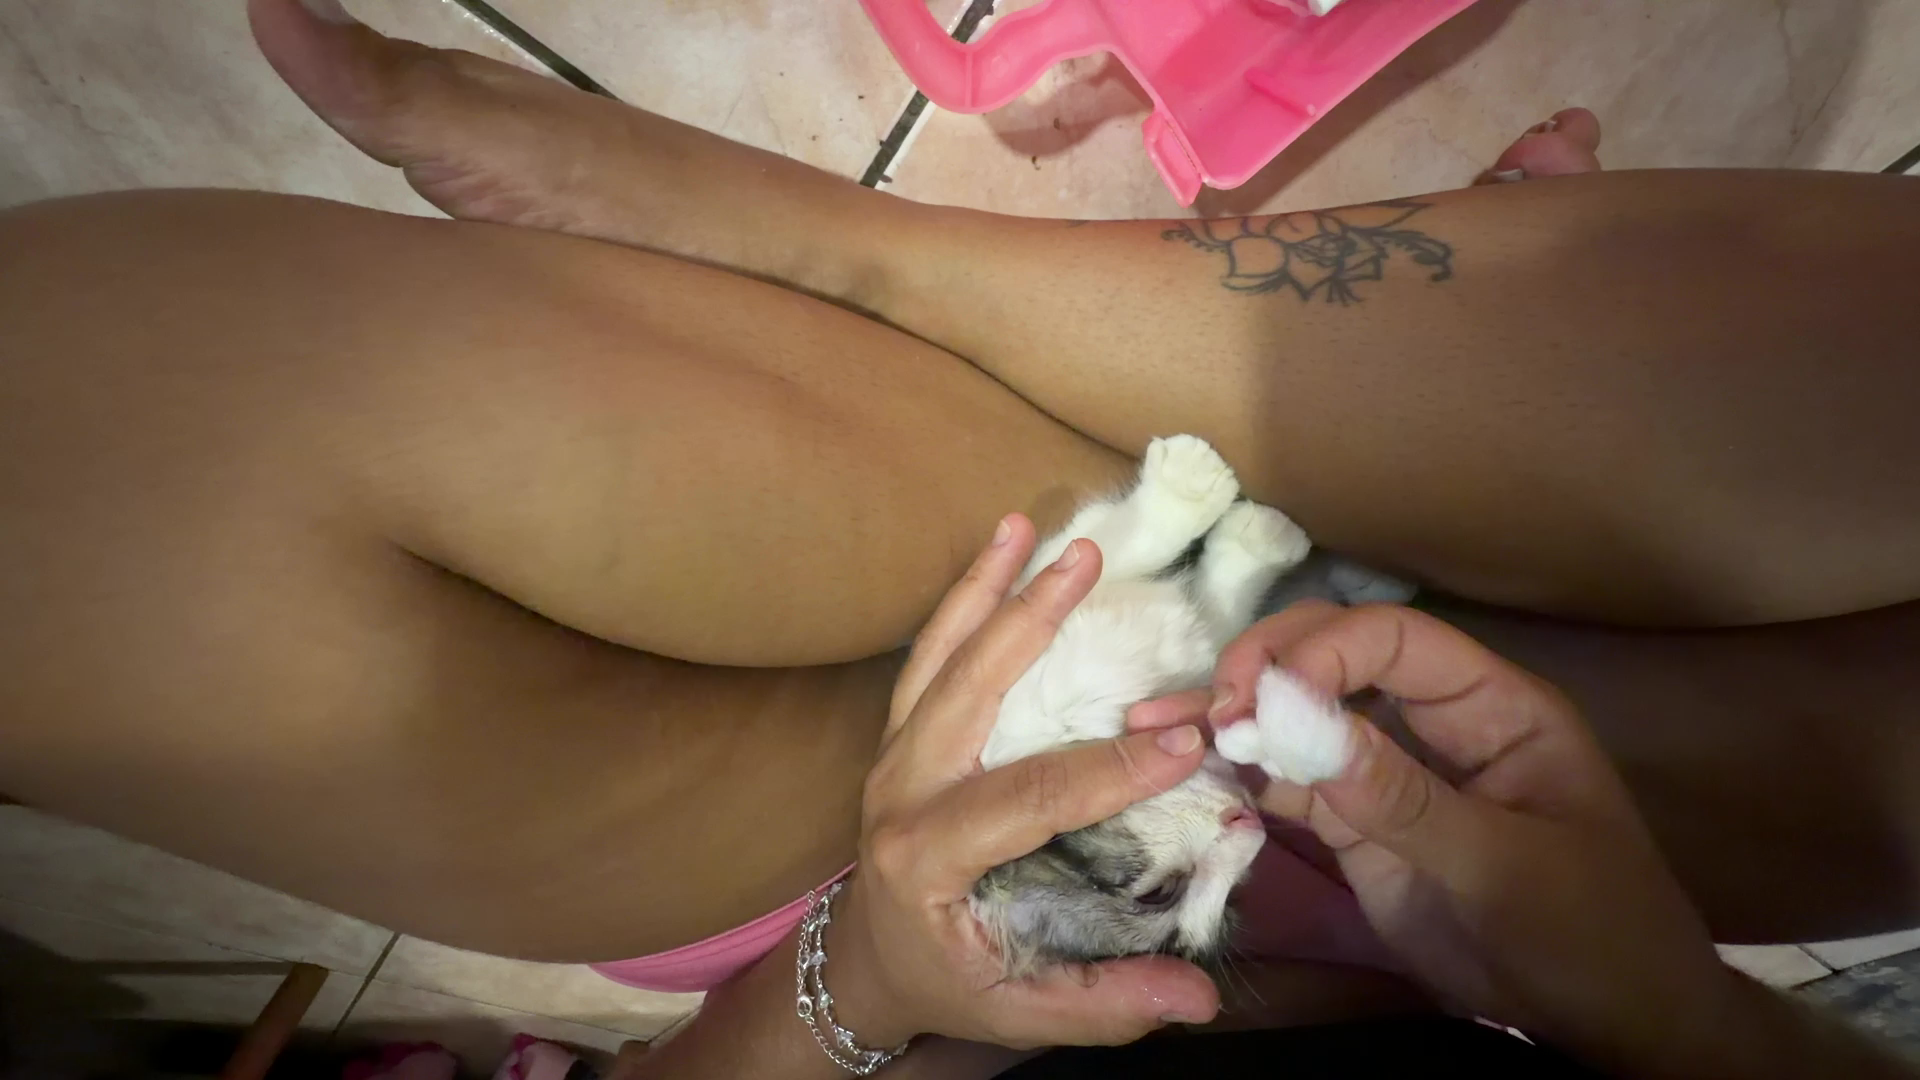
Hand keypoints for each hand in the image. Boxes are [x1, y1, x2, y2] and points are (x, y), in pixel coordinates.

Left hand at [825, 514, 1221, 1051]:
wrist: (867, 954)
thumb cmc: (944, 978)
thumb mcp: (1017, 1011)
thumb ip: (1104, 1005)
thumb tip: (1200, 1000)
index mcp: (927, 854)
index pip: (1029, 797)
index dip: (1111, 771)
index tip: (1188, 740)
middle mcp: (901, 785)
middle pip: (967, 688)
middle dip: (1031, 620)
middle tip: (1087, 561)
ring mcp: (893, 748)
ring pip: (937, 653)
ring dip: (983, 584)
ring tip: (1024, 526)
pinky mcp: (899, 729)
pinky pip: (929, 654)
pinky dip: (961, 600)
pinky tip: (995, 555)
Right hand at [1138, 601, 1756, 1075]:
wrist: (1600, 1027)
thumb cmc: (1589, 937)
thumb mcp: (1506, 869)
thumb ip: (1404, 798)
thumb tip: (1306, 731)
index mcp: (1485, 704)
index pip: (1392, 637)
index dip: (1324, 650)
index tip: (1267, 697)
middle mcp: (1421, 714)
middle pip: (1327, 648)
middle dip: (1264, 666)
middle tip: (1218, 707)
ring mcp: (1376, 759)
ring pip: (1289, 704)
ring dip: (1227, 709)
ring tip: (1164, 722)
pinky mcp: (1343, 807)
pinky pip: (1278, 771)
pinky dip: (1232, 767)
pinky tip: (1185, 762)